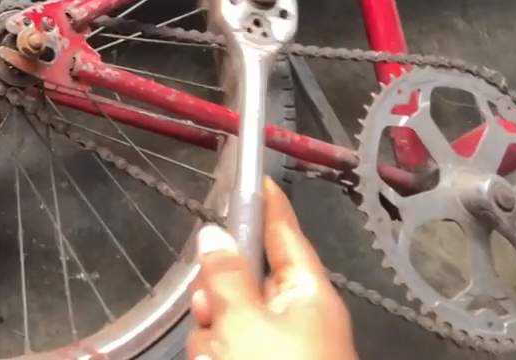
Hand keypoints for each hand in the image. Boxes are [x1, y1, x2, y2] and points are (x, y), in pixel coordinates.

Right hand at [187, 178, 356, 359]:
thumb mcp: (244, 324)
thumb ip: (224, 277)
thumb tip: (214, 234)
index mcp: (307, 296)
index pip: (285, 234)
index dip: (268, 204)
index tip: (254, 174)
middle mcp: (297, 320)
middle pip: (244, 279)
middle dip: (217, 294)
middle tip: (208, 310)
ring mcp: (280, 353)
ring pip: (227, 319)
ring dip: (211, 336)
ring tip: (217, 359)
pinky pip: (226, 350)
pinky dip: (214, 356)